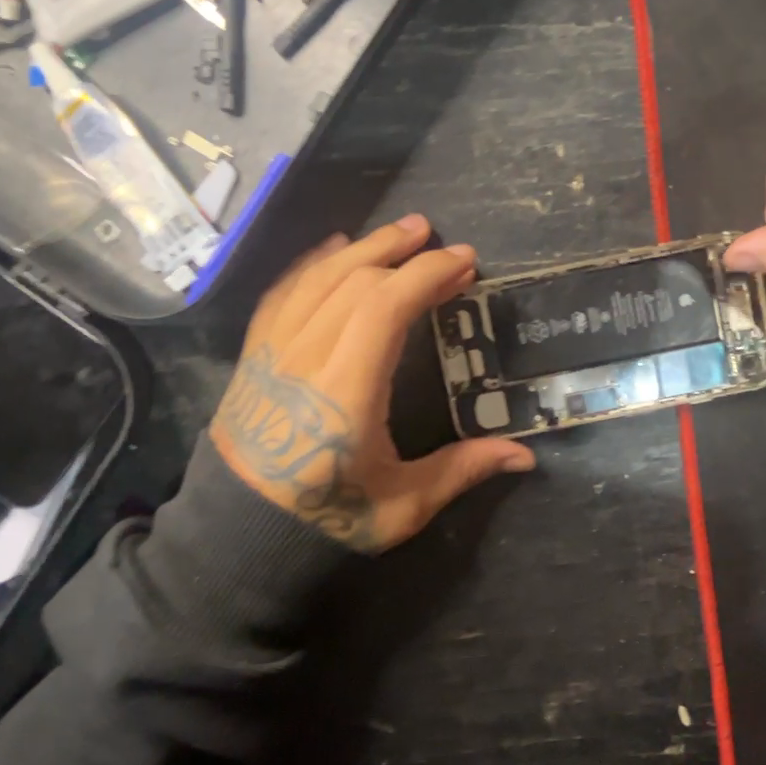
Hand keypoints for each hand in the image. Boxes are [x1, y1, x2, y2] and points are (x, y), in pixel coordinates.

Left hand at [210, 214, 535, 552]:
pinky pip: (283, 293)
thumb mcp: (403, 505)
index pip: (385, 307)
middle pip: (354, 282)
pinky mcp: (254, 354)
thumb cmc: (327, 518)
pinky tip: (332, 249)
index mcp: (346, 391)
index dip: (427, 275)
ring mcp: (274, 351)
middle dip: (402, 254)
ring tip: (401, 233)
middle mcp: (306, 357)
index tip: (464, 263)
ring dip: (363, 249)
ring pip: (318, 279)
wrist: (240, 531)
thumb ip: (462, 470)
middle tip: (443, 244)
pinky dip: (312, 264)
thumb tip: (525, 455)